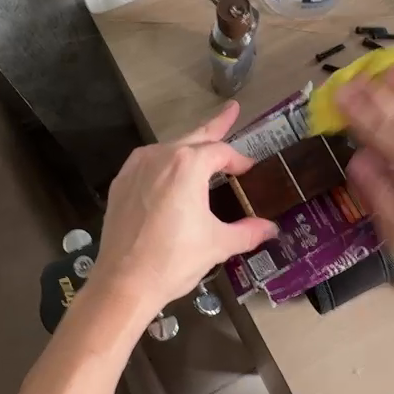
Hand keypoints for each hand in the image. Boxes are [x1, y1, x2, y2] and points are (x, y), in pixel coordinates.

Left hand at [90, 102, 277, 316]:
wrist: (123, 282)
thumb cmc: (174, 260)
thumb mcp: (218, 244)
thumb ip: (248, 232)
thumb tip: (271, 229)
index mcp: (188, 165)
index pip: (221, 152)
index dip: (239, 160)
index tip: (250, 169)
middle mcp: (161, 156)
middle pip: (195, 137)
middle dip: (216, 126)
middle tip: (231, 110)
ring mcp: (136, 167)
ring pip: (170, 149)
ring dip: (189, 147)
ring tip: (204, 145)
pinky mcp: (121, 182)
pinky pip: (149, 163)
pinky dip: (165, 162)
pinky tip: (171, 172)